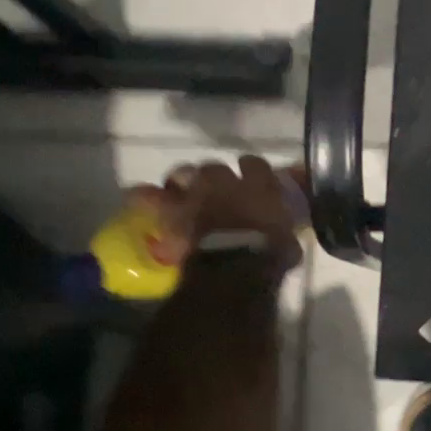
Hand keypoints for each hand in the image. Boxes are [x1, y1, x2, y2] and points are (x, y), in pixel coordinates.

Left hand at [150, 155, 303, 272]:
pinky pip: (150, 197)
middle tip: (213, 190)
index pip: (253, 163)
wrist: (236, 267)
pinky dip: (146, 198)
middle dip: (212, 177)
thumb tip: (286, 239)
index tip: (250, 178)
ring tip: (180, 191)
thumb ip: (284, 232)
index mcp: (261, 187)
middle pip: (213, 167)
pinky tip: (142, 197)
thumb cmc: (270, 254)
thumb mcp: (289, 243)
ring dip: (181, 181)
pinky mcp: (174, 212)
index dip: (250, 169)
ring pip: (182, 173)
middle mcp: (228, 184)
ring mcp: (198, 195)